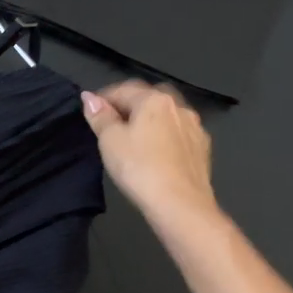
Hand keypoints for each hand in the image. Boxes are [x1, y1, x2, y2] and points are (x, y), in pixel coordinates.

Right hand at [81, 81, 215, 218]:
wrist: (180, 203)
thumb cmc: (138, 168)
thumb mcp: (110, 141)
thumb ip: (100, 117)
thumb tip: (89, 97)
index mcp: (154, 100)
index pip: (124, 90)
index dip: (104, 98)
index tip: (91, 112)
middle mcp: (178, 106)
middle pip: (149, 98)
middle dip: (131, 104)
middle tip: (114, 122)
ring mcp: (195, 127)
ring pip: (167, 115)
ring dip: (150, 120)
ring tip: (136, 137)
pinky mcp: (202, 148)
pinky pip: (179, 133)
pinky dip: (165, 135)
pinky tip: (158, 152)